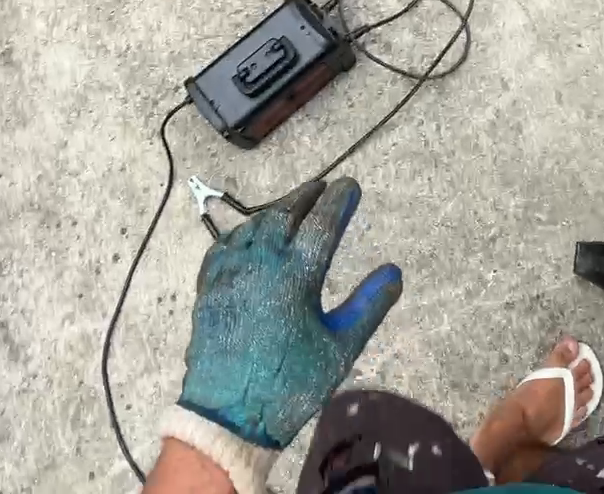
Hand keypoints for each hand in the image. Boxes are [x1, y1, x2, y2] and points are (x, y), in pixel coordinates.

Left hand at [178, 177, 402, 449]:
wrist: (226, 416)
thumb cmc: (290, 385)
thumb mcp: (340, 349)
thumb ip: (369, 306)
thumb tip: (394, 272)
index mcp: (297, 273)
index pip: (322, 221)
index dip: (339, 199)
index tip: (351, 185)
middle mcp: (262, 260)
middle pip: (286, 211)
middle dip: (307, 194)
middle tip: (323, 186)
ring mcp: (231, 270)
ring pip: (256, 223)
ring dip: (277, 208)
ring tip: (293, 205)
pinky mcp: (209, 284)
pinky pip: (227, 242)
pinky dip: (245, 229)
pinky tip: (251, 233)